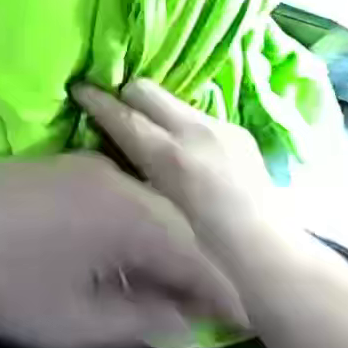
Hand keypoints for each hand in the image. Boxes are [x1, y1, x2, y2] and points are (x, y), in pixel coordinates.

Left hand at [0, 155, 245, 347]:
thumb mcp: (80, 323)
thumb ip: (143, 321)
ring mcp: (78, 164)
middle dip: (191, 264)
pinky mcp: (51, 162)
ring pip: (141, 202)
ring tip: (157, 280)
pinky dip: (124, 221)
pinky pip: (109, 191)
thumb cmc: (7, 282)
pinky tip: (111, 248)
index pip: (199, 259)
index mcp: (132, 216)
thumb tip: (182, 317)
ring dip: (157, 240)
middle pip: (174, 222)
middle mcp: (114, 179)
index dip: (220, 295)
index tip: (233, 324)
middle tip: (196, 306)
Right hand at [71, 79, 295, 261]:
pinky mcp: (238, 131)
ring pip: (170, 100)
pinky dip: (180, 125)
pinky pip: (195, 115)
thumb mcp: (153, 204)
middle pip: (143, 89)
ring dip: (153, 111)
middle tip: (112, 111)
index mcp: (169, 154)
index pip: (121, 114)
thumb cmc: (202, 245)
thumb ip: (130, 166)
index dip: (95, 100)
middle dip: (124, 96)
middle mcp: (194, 130)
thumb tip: (109, 144)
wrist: (268, 258)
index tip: (78, 89)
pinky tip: (184, 151)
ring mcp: (219, 127)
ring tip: (148, 132)